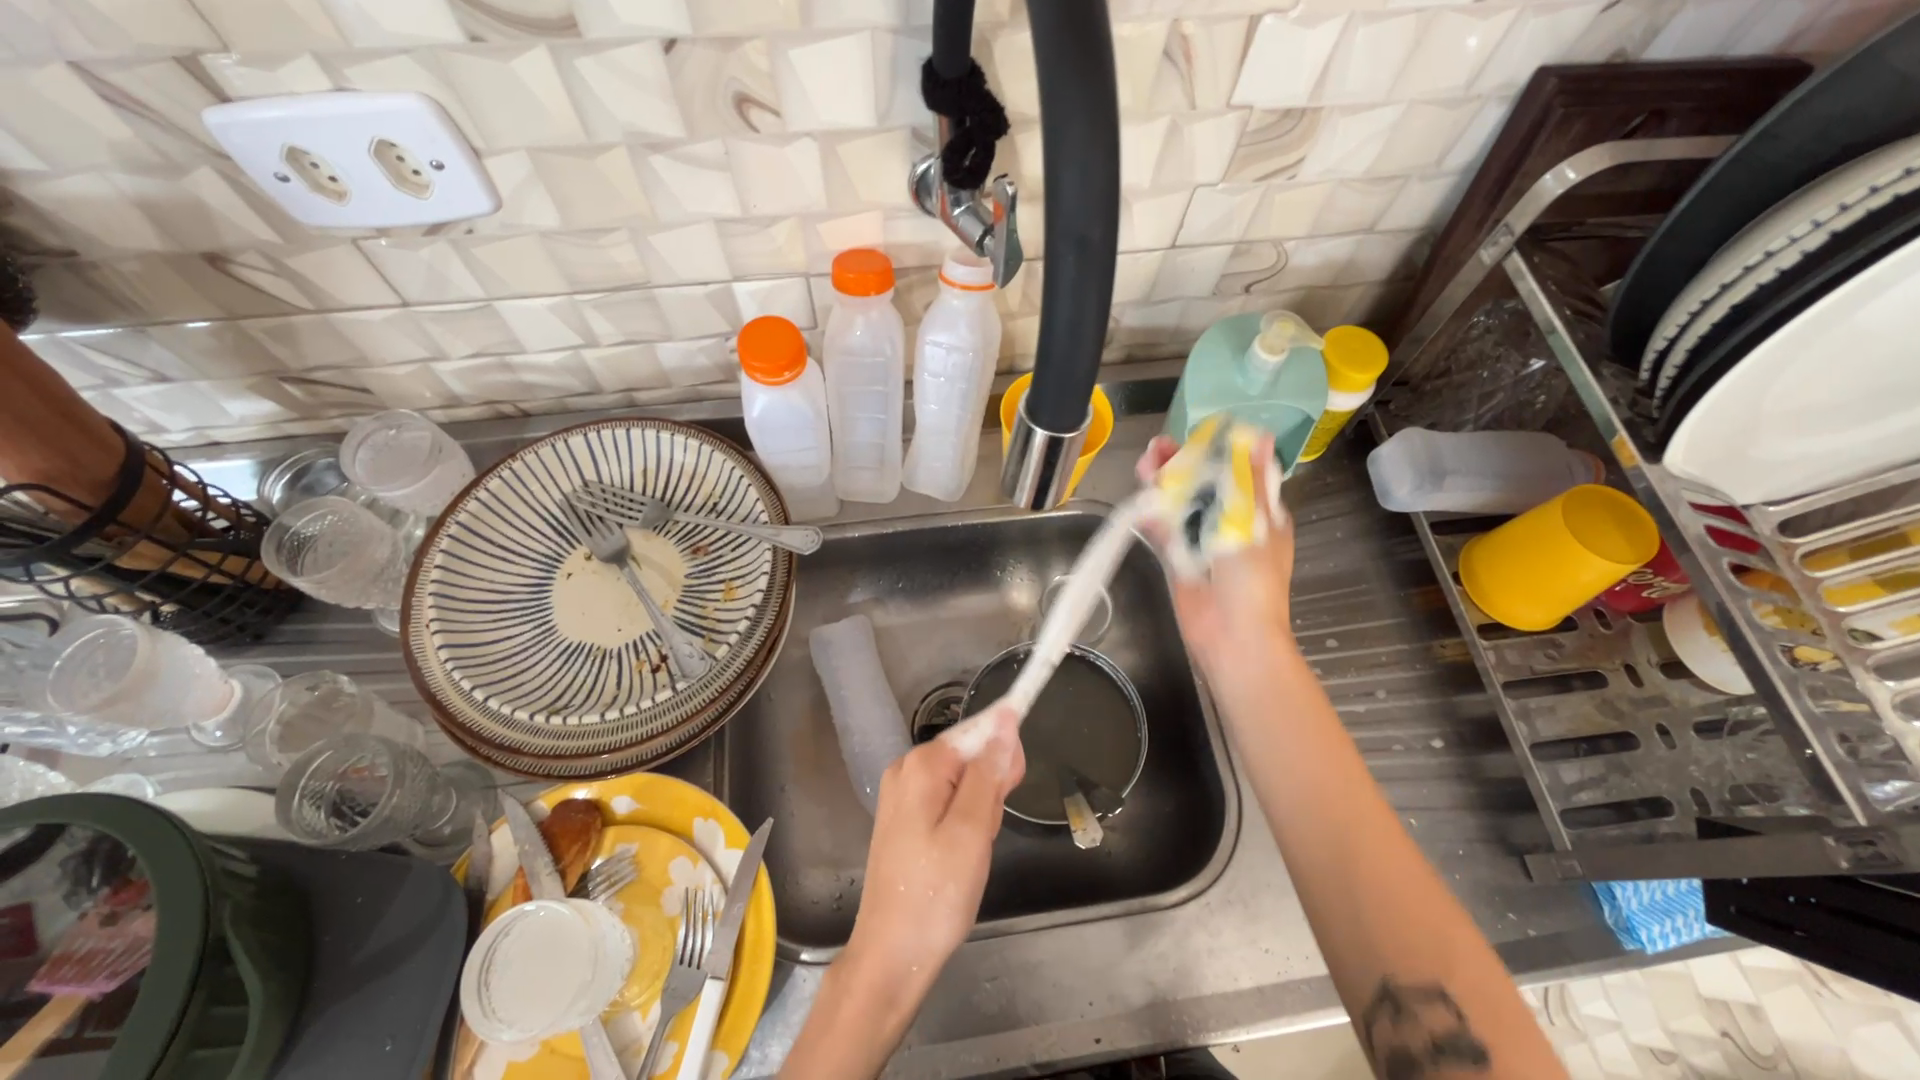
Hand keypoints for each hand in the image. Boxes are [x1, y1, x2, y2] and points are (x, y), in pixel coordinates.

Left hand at [842, 704, 1025, 994]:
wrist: (894, 952)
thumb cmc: (936, 893)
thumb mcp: (972, 829)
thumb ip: (989, 771)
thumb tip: (1004, 719)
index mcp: (921, 765)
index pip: (979, 731)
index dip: (1003, 758)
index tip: (1010, 792)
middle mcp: (907, 771)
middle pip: (971, 758)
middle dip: (990, 792)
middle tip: (981, 836)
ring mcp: (903, 797)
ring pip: (964, 785)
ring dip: (979, 815)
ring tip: (969, 854)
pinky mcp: (905, 821)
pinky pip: (949, 806)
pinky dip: (964, 827)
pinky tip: (959, 859)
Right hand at [1135, 435, 1297, 679]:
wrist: (1233, 635)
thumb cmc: (1255, 579)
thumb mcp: (1256, 522)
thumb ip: (1250, 480)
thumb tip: (1260, 437)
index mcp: (1258, 514)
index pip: (1236, 473)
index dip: (1214, 452)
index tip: (1195, 435)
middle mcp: (1229, 523)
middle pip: (1201, 485)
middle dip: (1180, 465)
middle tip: (1158, 447)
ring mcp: (1201, 541)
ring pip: (1178, 504)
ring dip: (1162, 484)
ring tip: (1145, 463)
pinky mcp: (1176, 558)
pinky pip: (1163, 530)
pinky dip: (1152, 513)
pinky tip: (1140, 496)